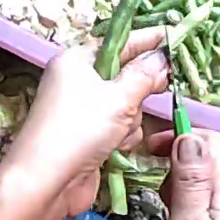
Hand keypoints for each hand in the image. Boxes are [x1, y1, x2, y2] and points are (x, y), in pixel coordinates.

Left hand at [0, 28, 169, 216]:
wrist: (46, 183)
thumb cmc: (79, 130)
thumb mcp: (118, 98)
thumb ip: (145, 75)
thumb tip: (162, 55)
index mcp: (77, 61)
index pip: (118, 42)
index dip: (147, 40)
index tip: (173, 36)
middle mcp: (77, 82)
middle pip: (124, 74)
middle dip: (140, 87)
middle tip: (161, 88)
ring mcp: (83, 111)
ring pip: (126, 104)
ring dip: (131, 118)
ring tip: (120, 130)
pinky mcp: (89, 137)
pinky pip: (119, 128)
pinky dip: (123, 136)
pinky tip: (117, 147)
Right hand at [146, 127, 219, 219]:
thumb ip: (189, 179)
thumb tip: (187, 136)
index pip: (212, 139)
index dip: (181, 133)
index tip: (149, 148)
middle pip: (212, 155)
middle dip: (178, 155)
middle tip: (149, 175)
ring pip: (211, 176)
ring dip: (182, 177)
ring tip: (161, 199)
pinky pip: (213, 196)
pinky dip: (191, 196)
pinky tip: (178, 217)